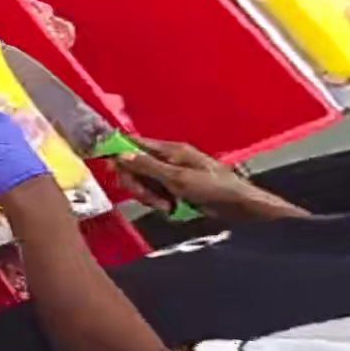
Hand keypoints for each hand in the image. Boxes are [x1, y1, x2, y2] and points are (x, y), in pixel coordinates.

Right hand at [110, 138, 305, 220]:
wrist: (239, 206)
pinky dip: (154, 200)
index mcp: (170, 150)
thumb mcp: (177, 177)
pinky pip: (149, 191)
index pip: (134, 144)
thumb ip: (147, 166)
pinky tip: (167, 206)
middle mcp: (166, 158)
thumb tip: (119, 154)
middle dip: (135, 183)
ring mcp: (168, 173)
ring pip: (139, 181)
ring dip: (146, 195)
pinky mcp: (170, 186)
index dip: (118, 152)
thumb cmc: (212, 188)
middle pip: (132, 166)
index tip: (110, 168)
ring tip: (163, 204)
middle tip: (145, 196)